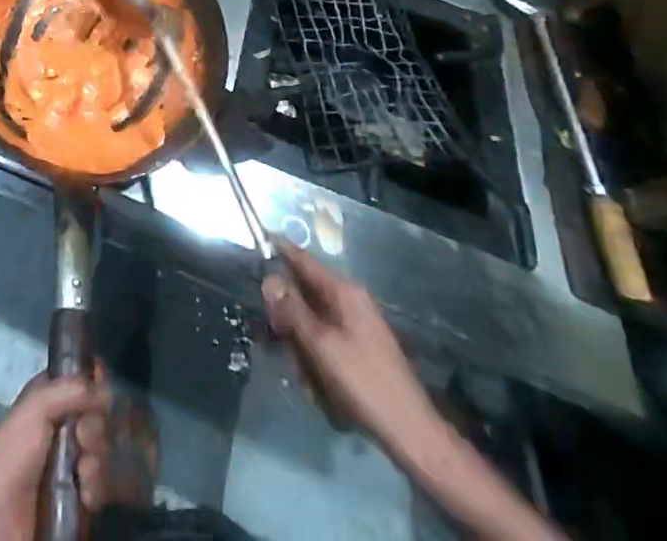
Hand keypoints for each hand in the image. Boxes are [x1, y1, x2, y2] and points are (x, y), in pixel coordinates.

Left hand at [0, 367, 109, 540]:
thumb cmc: (11, 458)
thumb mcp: (33, 412)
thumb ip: (69, 390)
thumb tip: (106, 389)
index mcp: (47, 402)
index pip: (80, 381)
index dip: (94, 383)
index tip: (101, 391)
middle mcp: (61, 428)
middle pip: (97, 416)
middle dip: (96, 429)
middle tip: (83, 439)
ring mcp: (71, 462)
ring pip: (103, 450)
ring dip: (97, 461)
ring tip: (81, 474)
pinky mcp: (78, 495)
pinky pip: (102, 483)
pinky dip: (97, 487)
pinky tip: (84, 495)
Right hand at [261, 239, 437, 446]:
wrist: (407, 427)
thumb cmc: (362, 381)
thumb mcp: (320, 345)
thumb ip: (292, 310)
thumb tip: (269, 279)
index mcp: (344, 292)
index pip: (305, 260)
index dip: (281, 250)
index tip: (260, 238)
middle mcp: (349, 300)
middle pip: (303, 293)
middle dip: (285, 317)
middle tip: (272, 339)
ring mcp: (354, 322)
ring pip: (309, 320)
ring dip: (299, 345)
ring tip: (302, 375)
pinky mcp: (355, 344)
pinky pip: (322, 339)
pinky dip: (313, 357)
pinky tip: (315, 384)